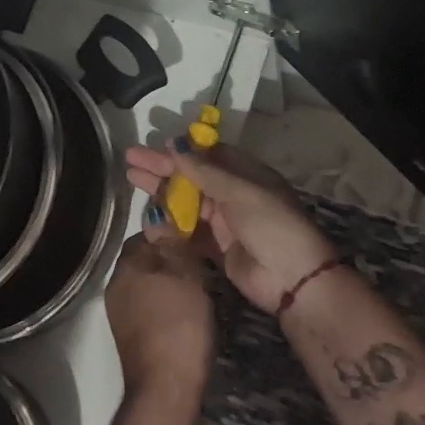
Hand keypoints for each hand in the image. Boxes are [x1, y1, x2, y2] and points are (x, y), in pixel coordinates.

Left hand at [105, 232, 214, 404]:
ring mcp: (118, 311)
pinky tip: (184, 314)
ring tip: (196, 290)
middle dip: (167, 259)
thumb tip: (161, 219)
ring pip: (144, 284)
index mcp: (126, 265)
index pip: (144, 234)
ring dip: (166, 283)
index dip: (169, 234)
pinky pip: (146, 306)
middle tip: (199, 266)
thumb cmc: (178, 325)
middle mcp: (115, 284)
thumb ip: (174, 247)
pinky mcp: (129, 335)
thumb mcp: (186, 278)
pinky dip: (163, 305)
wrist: (165, 388)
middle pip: (142, 259)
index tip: (193, 240)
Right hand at [125, 142, 337, 313]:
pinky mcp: (214, 246)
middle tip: (131, 159)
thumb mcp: (240, 191)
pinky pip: (186, 228)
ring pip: (185, 201)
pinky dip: (168, 220)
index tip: (156, 145)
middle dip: (162, 167)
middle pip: (192, 176)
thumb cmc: (272, 226)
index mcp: (247, 176)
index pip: (209, 155)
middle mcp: (233, 195)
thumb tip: (174, 144)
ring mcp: (223, 222)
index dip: (183, 150)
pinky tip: (147, 212)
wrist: (293, 280)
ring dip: (160, 190)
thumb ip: (204, 170)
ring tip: (131, 178)